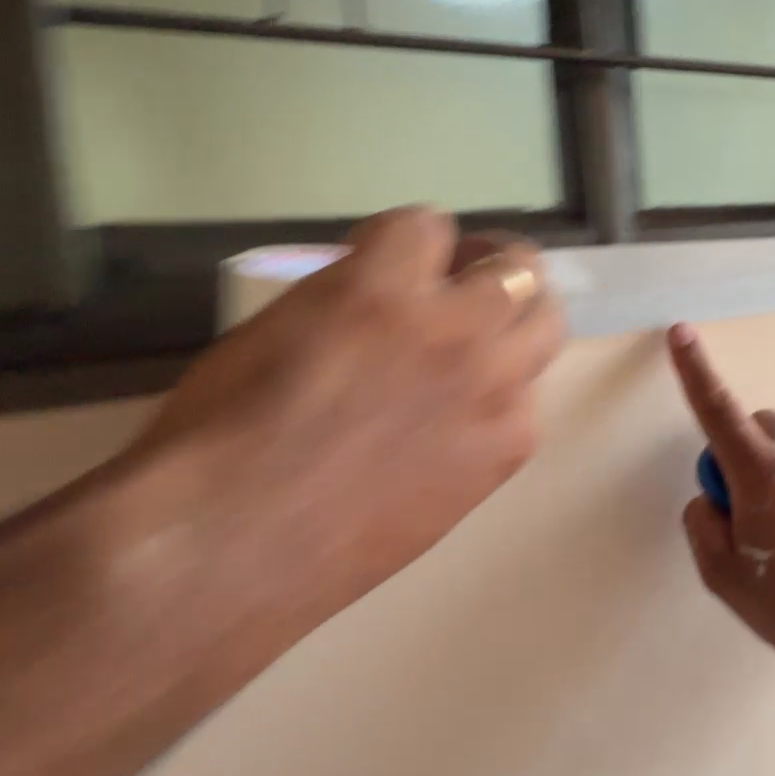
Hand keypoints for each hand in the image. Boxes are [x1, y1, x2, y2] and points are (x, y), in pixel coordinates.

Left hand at [129, 206, 565, 610]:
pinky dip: (402, 236)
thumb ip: (454, 441)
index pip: (530, 367)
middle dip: (510, 297)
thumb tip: (432, 403)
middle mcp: (500, 374)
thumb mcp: (425, 500)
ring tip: (428, 262)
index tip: (460, 350)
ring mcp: (452, 327)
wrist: (233, 539)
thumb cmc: (318, 549)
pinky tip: (363, 257)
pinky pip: (421, 226)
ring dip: (479, 258)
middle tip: (460, 292)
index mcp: (510, 434)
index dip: (496, 351)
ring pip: (515, 262)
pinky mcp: (383, 289)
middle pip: (542, 307)